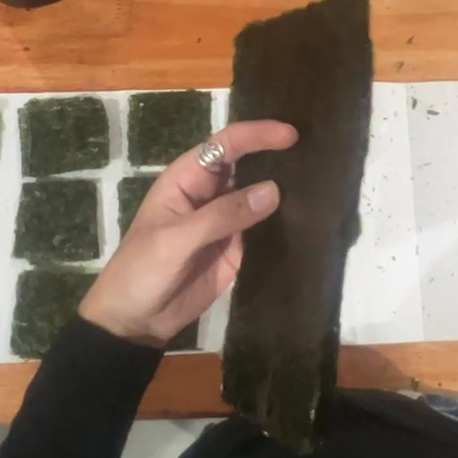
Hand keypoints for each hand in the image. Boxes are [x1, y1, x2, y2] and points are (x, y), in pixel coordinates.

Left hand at [78, 120, 297, 346]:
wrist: (135, 321)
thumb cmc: (141, 272)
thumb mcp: (176, 241)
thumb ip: (223, 215)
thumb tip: (275, 190)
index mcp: (186, 179)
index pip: (225, 145)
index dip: (256, 135)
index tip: (291, 135)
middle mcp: (209, 193)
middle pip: (247, 163)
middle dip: (276, 154)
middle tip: (316, 151)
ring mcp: (226, 220)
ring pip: (260, 193)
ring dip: (286, 186)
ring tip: (322, 178)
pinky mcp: (238, 247)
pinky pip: (265, 226)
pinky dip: (285, 220)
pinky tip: (311, 215)